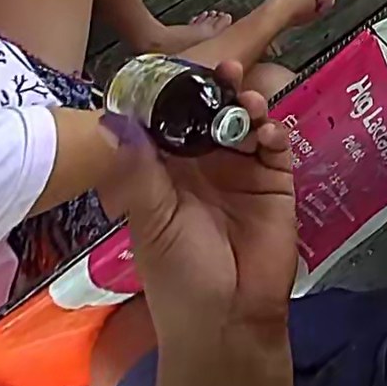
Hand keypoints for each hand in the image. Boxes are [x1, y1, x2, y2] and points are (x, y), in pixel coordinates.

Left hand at [95, 61, 295, 340]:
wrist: (229, 319)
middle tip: (227, 69)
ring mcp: (244, 170)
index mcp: (171, 171)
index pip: (175, 121)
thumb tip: (109, 122)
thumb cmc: (180, 274)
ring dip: (250, 106)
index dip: (180, 94)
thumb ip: (137, 171)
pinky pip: (277, 146)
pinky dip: (275, 132)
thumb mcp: (151, 221)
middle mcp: (208, 164)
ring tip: (249, 100)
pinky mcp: (276, 181)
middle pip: (215, 114)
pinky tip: (269, 133)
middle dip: (221, 90)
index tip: (185, 67)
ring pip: (248, 123)